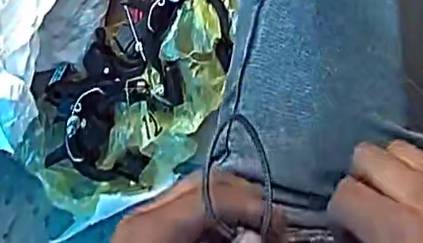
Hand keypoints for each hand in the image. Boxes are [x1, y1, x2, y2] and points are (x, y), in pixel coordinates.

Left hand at [115, 169, 283, 242]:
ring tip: (260, 230)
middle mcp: (143, 214)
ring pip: (197, 196)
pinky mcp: (149, 236)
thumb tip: (256, 236)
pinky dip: (216, 224)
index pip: (209, 193)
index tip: (279, 222)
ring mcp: (144, 223)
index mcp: (148, 227)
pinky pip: (188, 217)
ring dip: (232, 209)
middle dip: (243, 198)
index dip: (248, 202)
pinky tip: (236, 239)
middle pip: (204, 184)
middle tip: (275, 223)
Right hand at [330, 140, 422, 241]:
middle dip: (361, 183)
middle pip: (366, 154)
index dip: (340, 216)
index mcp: (405, 228)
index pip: (345, 194)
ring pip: (402, 148)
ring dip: (393, 173)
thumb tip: (358, 235)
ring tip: (399, 203)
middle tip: (369, 215)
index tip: (348, 234)